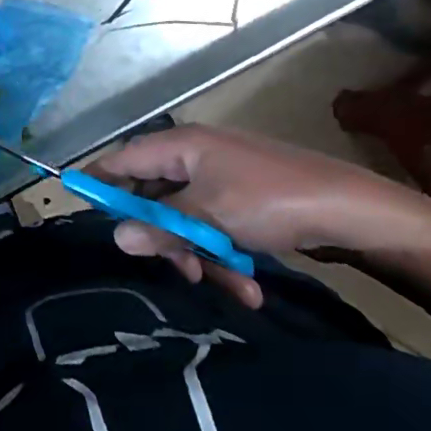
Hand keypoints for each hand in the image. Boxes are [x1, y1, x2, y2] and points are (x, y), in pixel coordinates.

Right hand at [89, 124, 430, 308]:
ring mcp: (221, 178)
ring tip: (229, 284)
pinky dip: (225, 253)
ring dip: (202, 254)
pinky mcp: (242, 200)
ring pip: (188, 218)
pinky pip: (215, 226)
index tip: (83, 211)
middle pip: (156, 196)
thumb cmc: (268, 201)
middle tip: (176, 267)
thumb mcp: (207, 217)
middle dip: (165, 237)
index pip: (125, 159)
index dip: (102, 183)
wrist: (347, 208)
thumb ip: (159, 226)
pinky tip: (248, 284)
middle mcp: (197, 156)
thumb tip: (116, 236)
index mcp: (182, 146)